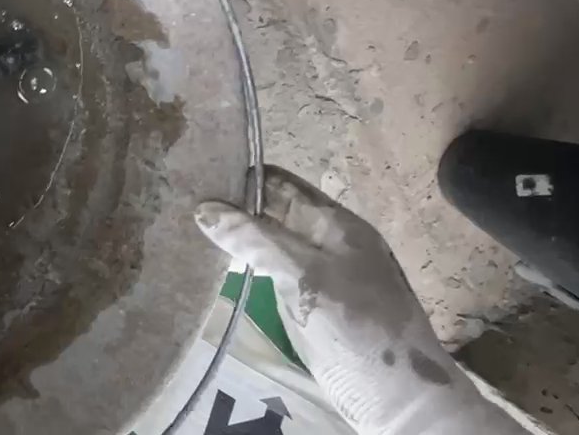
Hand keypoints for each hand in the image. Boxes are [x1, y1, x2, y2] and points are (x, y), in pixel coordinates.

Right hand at [196, 167, 520, 434]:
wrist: (398, 404)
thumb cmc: (359, 329)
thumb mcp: (304, 276)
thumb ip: (253, 239)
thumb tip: (201, 209)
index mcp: (335, 223)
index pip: (278, 181)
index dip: (240, 175)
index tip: (197, 173)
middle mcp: (323, 238)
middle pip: (268, 206)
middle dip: (229, 201)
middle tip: (181, 195)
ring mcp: (314, 268)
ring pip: (263, 235)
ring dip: (231, 229)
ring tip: (185, 220)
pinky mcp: (303, 295)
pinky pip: (264, 262)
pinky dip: (239, 254)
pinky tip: (209, 253)